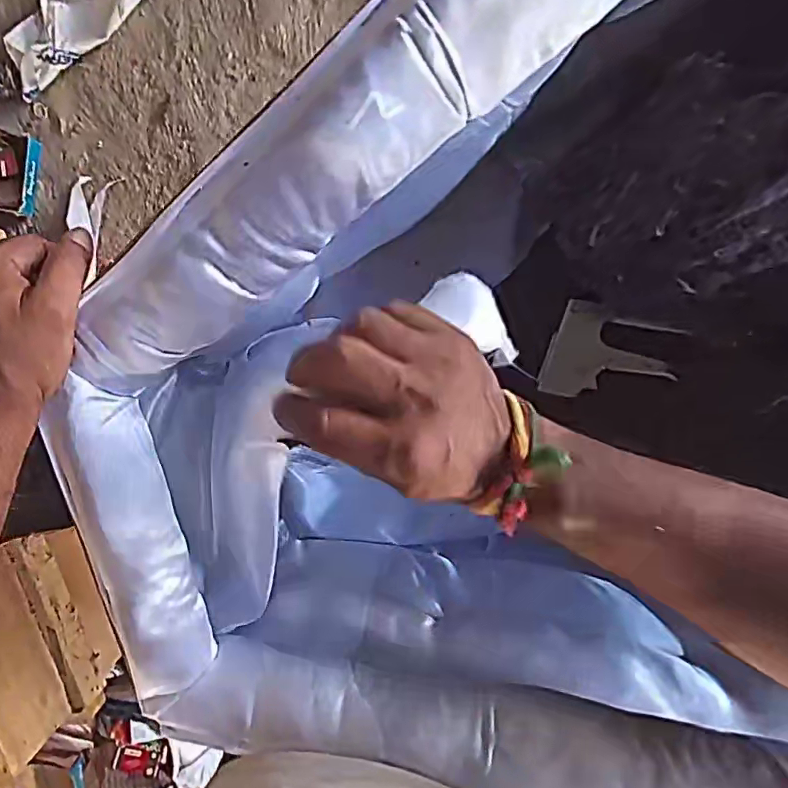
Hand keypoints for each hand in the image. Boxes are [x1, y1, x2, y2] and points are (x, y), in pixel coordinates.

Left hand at [0, 230, 91, 419]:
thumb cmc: (20, 369)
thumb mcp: (57, 310)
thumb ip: (69, 264)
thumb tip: (77, 237)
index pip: (42, 247)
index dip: (62, 278)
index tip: (63, 306)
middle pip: (24, 266)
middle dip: (44, 293)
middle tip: (49, 327)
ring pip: (11, 289)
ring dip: (28, 310)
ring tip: (33, 340)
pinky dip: (12, 325)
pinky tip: (18, 347)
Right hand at [273, 301, 512, 501]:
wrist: (503, 449)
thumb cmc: (437, 471)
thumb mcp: (388, 477)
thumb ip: (343, 444)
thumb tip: (303, 409)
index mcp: (398, 448)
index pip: (325, 422)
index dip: (292, 411)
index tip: (284, 406)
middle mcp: (414, 399)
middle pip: (339, 361)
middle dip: (305, 364)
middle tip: (301, 374)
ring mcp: (435, 360)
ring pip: (362, 325)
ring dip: (336, 339)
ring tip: (336, 355)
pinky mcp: (448, 336)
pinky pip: (394, 311)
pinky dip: (370, 323)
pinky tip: (369, 341)